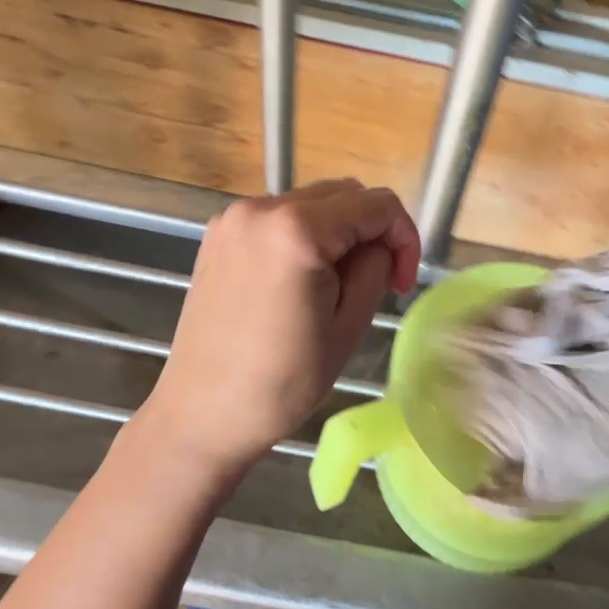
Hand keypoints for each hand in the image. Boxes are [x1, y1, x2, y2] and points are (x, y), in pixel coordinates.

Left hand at [139, 179, 420, 470]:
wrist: (204, 414)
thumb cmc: (283, 381)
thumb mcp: (349, 324)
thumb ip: (375, 266)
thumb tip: (379, 245)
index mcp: (297, 229)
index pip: (377, 205)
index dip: (404, 239)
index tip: (403, 284)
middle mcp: (261, 208)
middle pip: (343, 194)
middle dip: (372, 232)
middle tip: (380, 284)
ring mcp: (233, 220)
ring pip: (311, 203)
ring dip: (338, 233)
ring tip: (339, 286)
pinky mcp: (218, 237)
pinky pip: (278, 219)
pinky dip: (304, 237)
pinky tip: (302, 281)